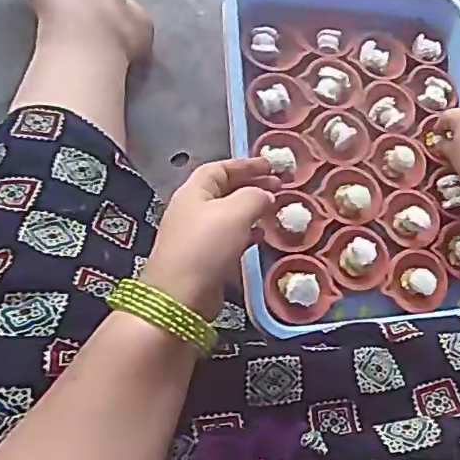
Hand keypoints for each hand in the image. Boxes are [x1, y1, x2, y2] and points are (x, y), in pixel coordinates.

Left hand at [139, 157, 278, 317]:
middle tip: (279, 187)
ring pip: (229, 214)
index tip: (271, 166)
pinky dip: (247, 233)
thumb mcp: (235, 212)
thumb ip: (255, 196)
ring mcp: (197, 235)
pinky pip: (230, 237)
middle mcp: (193, 209)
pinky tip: (262, 238)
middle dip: (252, 186)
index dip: (246, 164)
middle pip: (225, 190)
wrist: (181, 295)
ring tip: (275, 210)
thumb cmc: (206, 246)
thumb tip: (266, 196)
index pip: (221, 168)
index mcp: (194, 191)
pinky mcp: (204, 258)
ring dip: (252, 210)